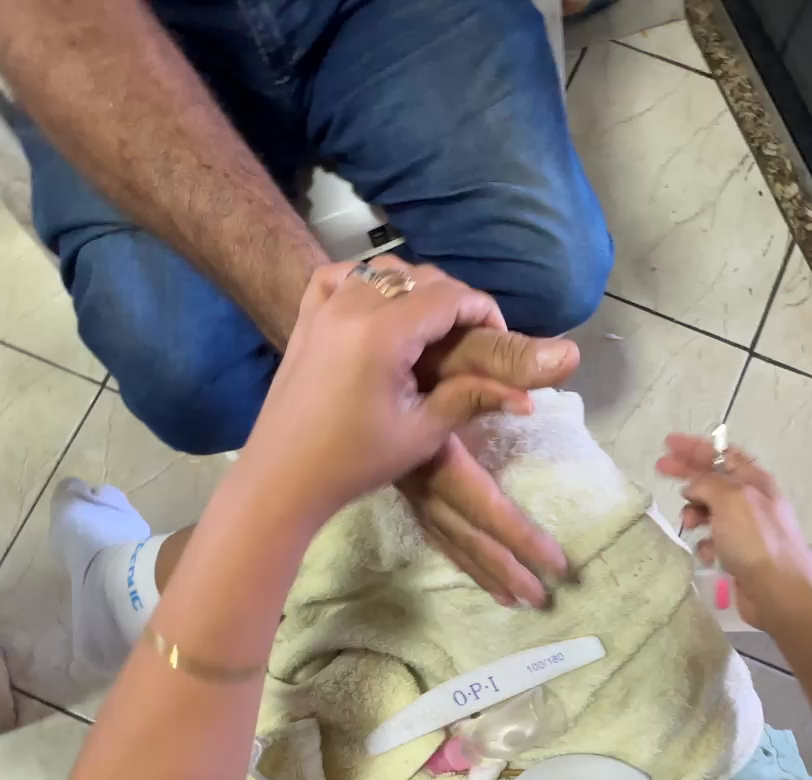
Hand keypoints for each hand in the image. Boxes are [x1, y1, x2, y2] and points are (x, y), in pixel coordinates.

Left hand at [240, 258, 534, 522]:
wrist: (284, 477)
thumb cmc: (355, 462)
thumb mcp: (422, 433)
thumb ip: (472, 400)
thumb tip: (527, 399)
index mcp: (382, 333)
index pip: (449, 295)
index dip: (483, 310)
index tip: (497, 338)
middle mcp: (352, 305)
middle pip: (419, 276)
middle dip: (455, 300)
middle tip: (471, 340)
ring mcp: (324, 308)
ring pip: (383, 271)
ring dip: (416, 289)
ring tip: (433, 328)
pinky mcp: (306, 319)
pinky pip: (342, 276)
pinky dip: (368, 280)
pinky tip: (380, 306)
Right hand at [397, 290, 578, 609]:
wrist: (342, 343)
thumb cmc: (400, 341)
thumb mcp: (453, 344)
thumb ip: (507, 356)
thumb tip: (568, 359)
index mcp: (430, 452)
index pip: (481, 504)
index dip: (518, 535)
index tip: (558, 565)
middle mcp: (416, 477)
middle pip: (461, 533)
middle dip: (500, 568)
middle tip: (540, 601)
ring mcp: (405, 481)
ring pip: (443, 534)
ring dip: (476, 567)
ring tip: (509, 598)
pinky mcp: (400, 478)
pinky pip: (430, 524)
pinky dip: (452, 548)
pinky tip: (467, 559)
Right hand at [656, 433, 811, 631]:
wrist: (779, 592)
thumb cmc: (757, 541)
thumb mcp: (732, 500)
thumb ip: (708, 483)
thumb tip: (693, 487)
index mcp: (755, 481)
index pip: (723, 454)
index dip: (696, 447)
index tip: (668, 443)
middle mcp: (752, 501)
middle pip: (713, 479)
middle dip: (687, 475)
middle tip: (660, 469)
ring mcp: (746, 529)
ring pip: (710, 511)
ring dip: (695, 513)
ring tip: (688, 524)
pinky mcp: (739, 554)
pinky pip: (714, 540)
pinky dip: (705, 542)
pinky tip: (706, 552)